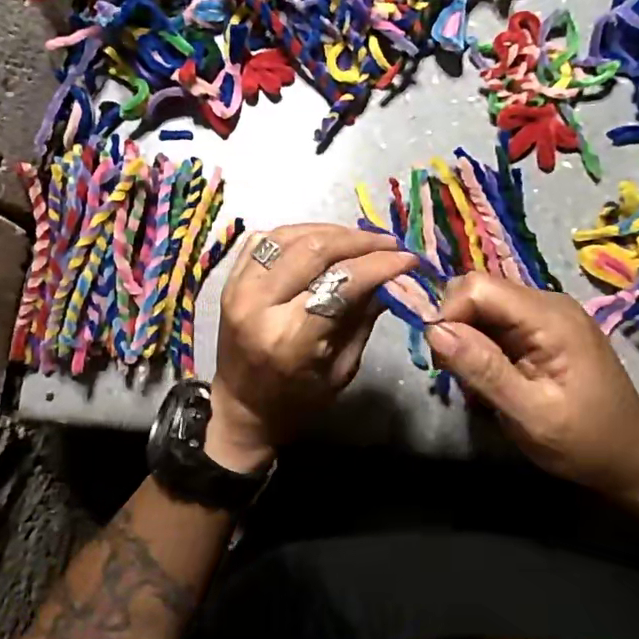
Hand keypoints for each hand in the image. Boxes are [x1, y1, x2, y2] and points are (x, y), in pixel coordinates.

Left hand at [208, 224, 415, 469]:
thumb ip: (363, 318)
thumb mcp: (341, 369)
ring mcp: (238, 288)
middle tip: (389, 244)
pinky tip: (322, 240)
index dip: (379, 265)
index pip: (340, 283)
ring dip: (331, 232)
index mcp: (289, 340)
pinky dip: (298, 233)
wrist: (241, 406)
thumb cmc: (297, 399)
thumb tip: (394, 276)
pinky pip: (265, 239)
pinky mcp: (230, 279)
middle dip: (360, 241)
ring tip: (361, 240)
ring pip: (290, 236)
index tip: (408, 259)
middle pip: (315, 250)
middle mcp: (259, 306)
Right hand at [425, 273, 638, 498]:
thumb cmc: (584, 442)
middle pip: (477, 290)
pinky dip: (482, 345)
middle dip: (454, 327)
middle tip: (457, 374)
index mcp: (550, 318)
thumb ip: (483, 369)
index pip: (477, 287)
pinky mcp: (543, 328)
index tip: (442, 360)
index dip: (449, 315)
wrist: (632, 459)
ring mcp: (547, 314)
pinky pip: (497, 321)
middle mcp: (547, 303)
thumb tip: (433, 331)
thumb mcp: (529, 414)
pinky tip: (493, 377)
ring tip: (477, 382)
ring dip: (466, 339)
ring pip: (482, 306)